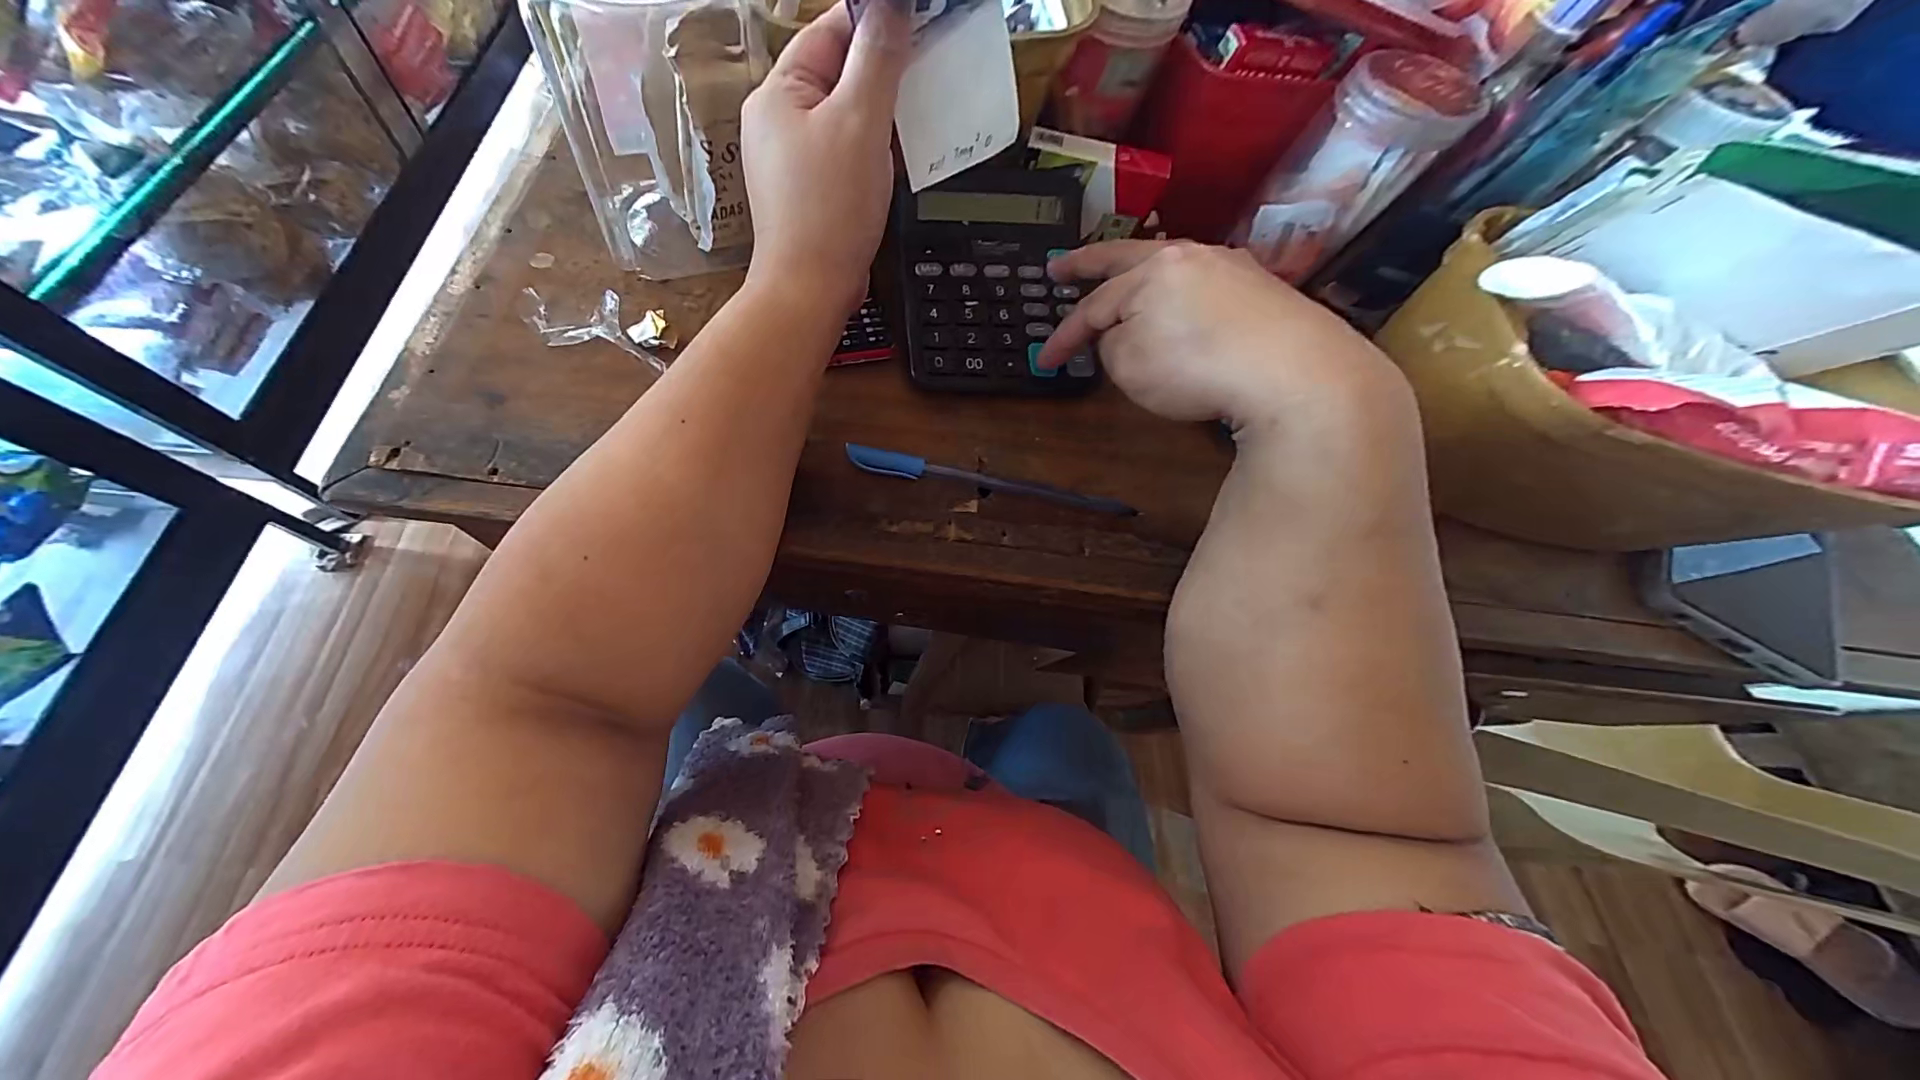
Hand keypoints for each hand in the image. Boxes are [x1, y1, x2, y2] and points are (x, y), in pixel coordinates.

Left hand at [741, 1, 908, 312]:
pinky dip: (871, 152)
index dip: (876, 24)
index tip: (916, 27)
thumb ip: (877, 58)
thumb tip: (891, 8)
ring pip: (844, 117)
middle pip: (838, 74)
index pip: (831, 31)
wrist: (812, 288)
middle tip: (922, 77)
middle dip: (882, 74)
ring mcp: (792, 160)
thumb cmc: (829, 210)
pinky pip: (844, 154)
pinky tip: (891, 165)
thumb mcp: (860, 122)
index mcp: (779, 92)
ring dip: (879, 117)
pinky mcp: (810, 192)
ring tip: (910, 124)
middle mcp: (778, 121)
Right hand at [1037, 241, 1409, 431]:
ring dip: (1139, 277)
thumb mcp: (1131, 366)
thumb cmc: (1198, 369)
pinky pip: (1204, 284)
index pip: (1093, 304)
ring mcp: (1231, 268)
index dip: (1065, 335)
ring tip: (1122, 286)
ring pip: (1170, 266)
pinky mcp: (1262, 290)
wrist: (1295, 374)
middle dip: (1087, 265)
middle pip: (1126, 259)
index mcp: (1151, 271)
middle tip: (1059, 268)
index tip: (1045, 359)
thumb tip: (1124, 335)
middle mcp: (1190, 256)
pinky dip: (1181, 294)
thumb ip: (1114, 344)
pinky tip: (1182, 305)